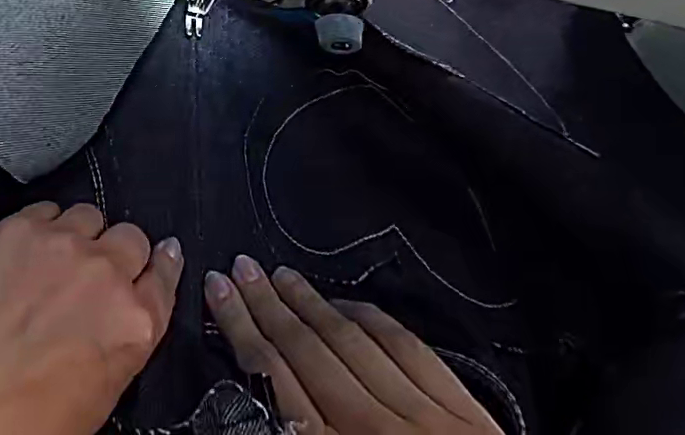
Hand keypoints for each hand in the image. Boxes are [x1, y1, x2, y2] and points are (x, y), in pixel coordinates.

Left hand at [0, 202, 183, 434]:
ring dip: (82, 234)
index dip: (163, 264)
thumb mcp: (91, 405)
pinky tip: (27, 249)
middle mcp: (108, 274)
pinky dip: (45, 225)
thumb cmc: (13, 426)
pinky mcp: (24, 225)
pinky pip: (50, 209)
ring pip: (92, 215)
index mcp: (134, 326)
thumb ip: (119, 349)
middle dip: (120, 252)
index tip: (162, 255)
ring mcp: (66, 243)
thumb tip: (122, 322)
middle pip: (133, 238)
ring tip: (57, 258)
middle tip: (96, 271)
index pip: (165, 277)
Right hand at [205, 256, 502, 434]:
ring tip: (280, 274)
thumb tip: (258, 409)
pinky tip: (346, 304)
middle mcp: (376, 431)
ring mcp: (426, 417)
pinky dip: (370, 319)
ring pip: (352, 339)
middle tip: (240, 267)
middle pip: (308, 349)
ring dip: (310, 302)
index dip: (242, 329)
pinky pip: (406, 347)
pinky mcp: (466, 412)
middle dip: (267, 304)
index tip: (218, 290)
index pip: (275, 378)